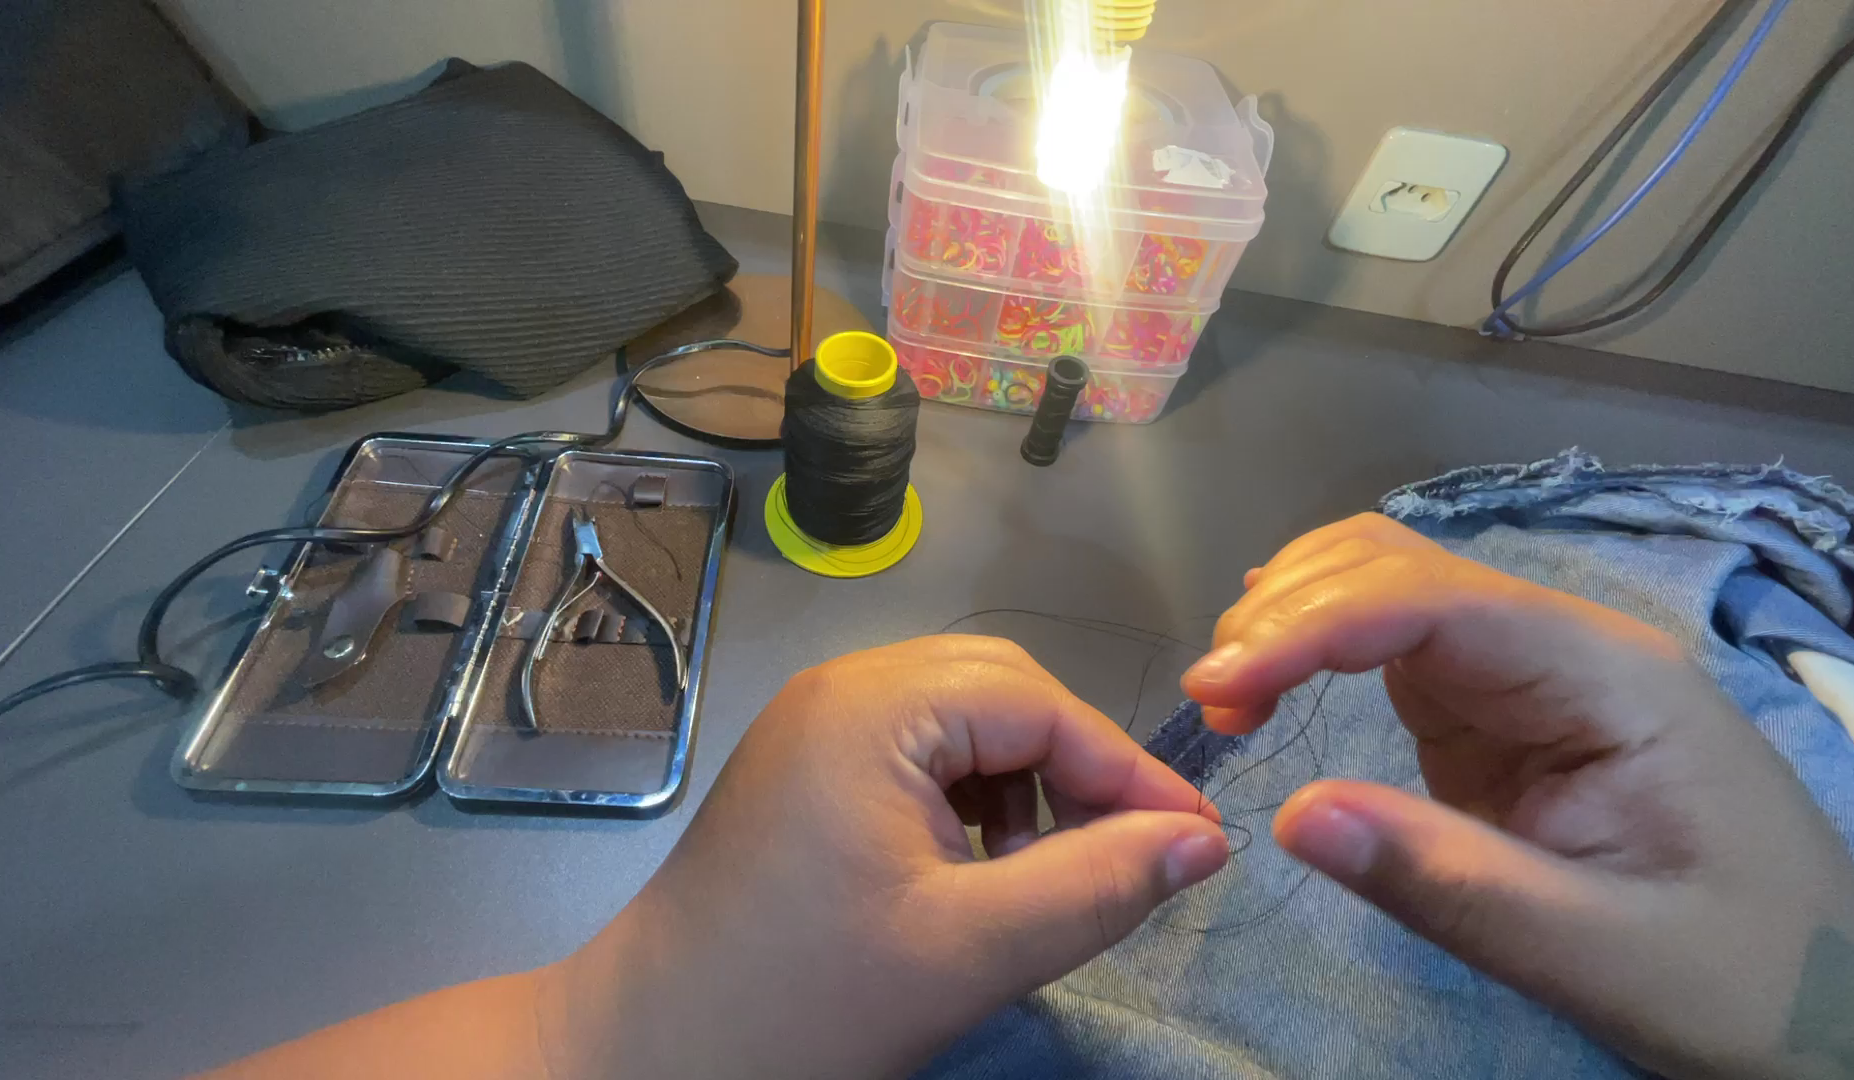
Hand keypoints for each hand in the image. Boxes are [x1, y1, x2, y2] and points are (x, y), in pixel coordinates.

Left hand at [545, 636, 1229, 1079]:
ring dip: (1022, 772)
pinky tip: (973, 853)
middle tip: (1118, 844)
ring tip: (1034, 862)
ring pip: (965, 709)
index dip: (1124, 767)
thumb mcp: (968, 951)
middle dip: (1072, 760)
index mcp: (874, 705)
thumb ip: (1096, 887)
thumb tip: (1201, 841)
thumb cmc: (802, 1002)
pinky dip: (971, 785)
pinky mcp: (814, 751)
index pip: (1036, 702)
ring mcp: (823, 712)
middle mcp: (846, 683)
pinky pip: (921, 739)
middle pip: (1001, 688)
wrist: (653, 1049)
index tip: (1195, 836)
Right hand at [1182, 513, 1853, 1079]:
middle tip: (1215, 697)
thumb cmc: (1747, 978)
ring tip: (1230, 690)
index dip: (1305, 629)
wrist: (1827, 996)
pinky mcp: (1476, 690)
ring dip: (1282, 612)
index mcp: (1597, 672)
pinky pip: (1372, 625)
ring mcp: (1509, 656)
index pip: (1423, 600)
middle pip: (1384, 559)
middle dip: (1281, 611)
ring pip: (1368, 574)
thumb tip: (1290, 815)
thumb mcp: (1609, 960)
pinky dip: (1301, 634)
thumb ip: (1450, 884)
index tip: (1216, 690)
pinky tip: (1265, 663)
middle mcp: (1546, 637)